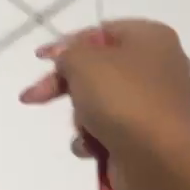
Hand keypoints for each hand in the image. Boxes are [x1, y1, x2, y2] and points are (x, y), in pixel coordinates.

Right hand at [19, 20, 189, 189]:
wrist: (157, 156)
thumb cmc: (124, 99)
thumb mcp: (85, 63)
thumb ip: (67, 54)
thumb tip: (62, 56)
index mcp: (149, 38)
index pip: (100, 33)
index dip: (67, 44)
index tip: (39, 59)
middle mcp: (153, 67)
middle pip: (95, 71)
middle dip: (63, 87)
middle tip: (32, 98)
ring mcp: (149, 104)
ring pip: (96, 105)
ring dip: (80, 119)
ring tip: (85, 129)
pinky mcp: (140, 136)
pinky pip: (105, 132)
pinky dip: (93, 141)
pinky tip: (93, 148)